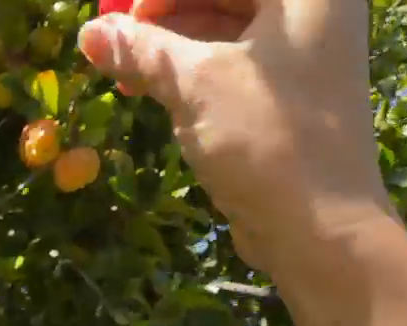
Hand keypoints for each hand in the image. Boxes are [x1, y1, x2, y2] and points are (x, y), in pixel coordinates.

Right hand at [76, 0, 394, 272]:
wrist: (316, 223)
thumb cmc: (264, 138)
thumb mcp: (196, 84)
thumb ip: (143, 52)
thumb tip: (89, 33)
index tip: (110, 18)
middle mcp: (309, 7)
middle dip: (160, 14)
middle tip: (106, 42)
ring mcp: (298, 51)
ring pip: (220, 26)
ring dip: (167, 44)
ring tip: (119, 69)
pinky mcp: (282, 92)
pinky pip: (227, 62)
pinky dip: (186, 70)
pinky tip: (148, 86)